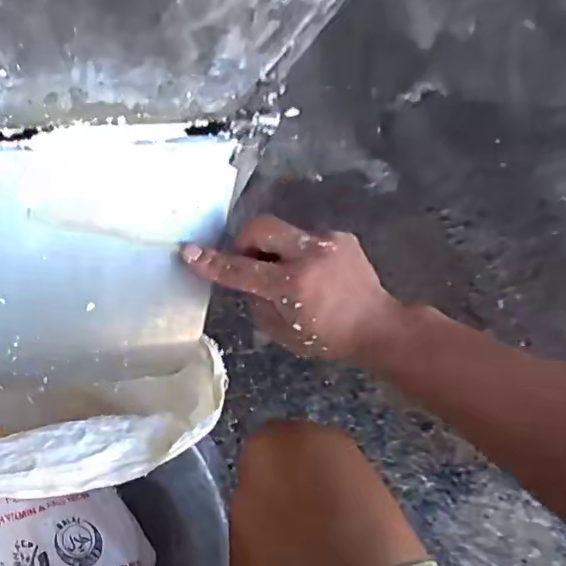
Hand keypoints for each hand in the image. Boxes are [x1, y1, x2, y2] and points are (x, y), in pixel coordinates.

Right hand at [182, 216, 407, 362]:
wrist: (377, 326)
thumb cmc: (324, 337)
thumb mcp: (278, 328)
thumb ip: (257, 298)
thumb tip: (248, 279)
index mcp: (292, 285)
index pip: (241, 268)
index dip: (211, 262)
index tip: (189, 252)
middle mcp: (310, 255)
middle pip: (261, 227)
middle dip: (245, 242)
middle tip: (246, 264)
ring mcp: (329, 242)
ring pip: (283, 233)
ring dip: (272, 251)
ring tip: (283, 276)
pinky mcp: (341, 238)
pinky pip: (304, 239)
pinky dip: (295, 255)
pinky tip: (308, 275)